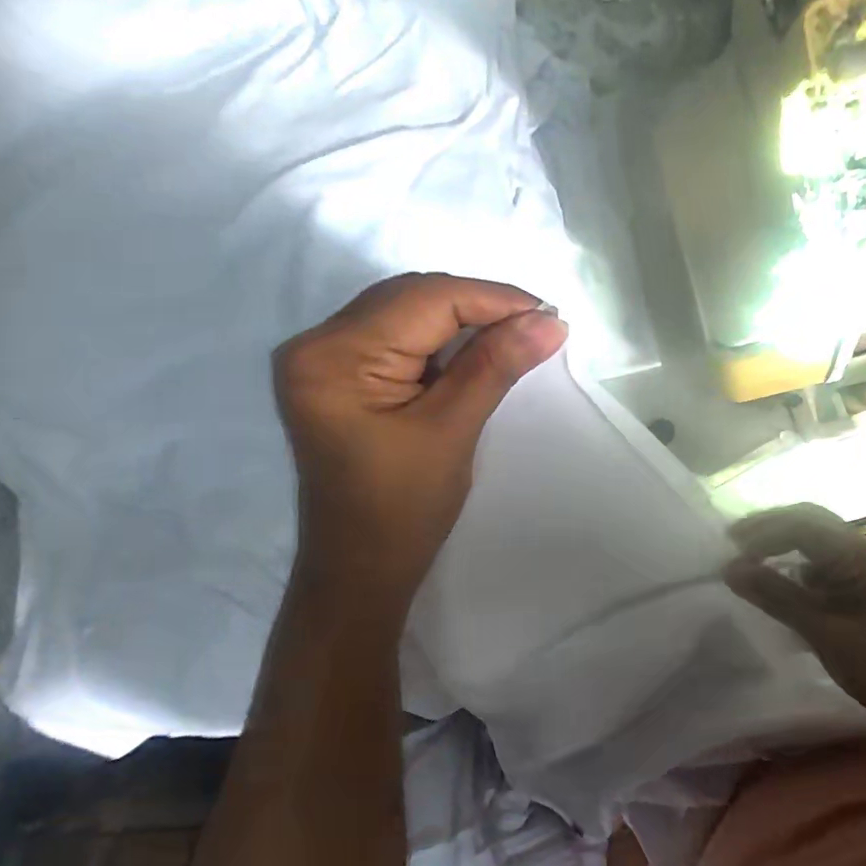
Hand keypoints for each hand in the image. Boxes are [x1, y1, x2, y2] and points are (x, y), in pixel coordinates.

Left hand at [275, 273, 566, 592]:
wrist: (360, 568)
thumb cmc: (403, 512)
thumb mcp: (452, 431)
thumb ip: (496, 366)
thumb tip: (549, 321)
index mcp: (334, 358)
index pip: (424, 299)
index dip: (491, 298)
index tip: (548, 313)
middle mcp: (315, 344)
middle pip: (410, 297)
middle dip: (478, 306)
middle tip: (537, 326)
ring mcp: (322, 359)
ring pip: (405, 312)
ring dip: (461, 321)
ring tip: (515, 337)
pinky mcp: (337, 376)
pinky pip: (395, 337)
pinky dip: (439, 340)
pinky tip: (475, 352)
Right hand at [723, 504, 865, 712]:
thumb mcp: (823, 632)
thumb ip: (777, 596)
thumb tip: (732, 569)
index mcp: (863, 556)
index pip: (805, 526)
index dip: (765, 531)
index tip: (731, 547)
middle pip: (811, 522)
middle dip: (772, 528)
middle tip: (735, 542)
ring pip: (816, 540)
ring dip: (782, 544)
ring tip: (749, 558)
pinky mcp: (863, 585)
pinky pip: (823, 562)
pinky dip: (795, 565)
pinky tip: (777, 581)